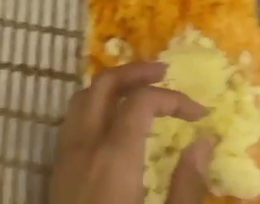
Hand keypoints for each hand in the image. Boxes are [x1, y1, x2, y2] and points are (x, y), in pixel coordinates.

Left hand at [49, 62, 214, 203]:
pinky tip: (114, 127)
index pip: (141, 102)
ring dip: (111, 86)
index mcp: (113, 158)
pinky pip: (73, 121)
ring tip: (140, 93)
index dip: (172, 98)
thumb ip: (187, 186)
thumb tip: (203, 143)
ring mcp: (64, 158)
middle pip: (104, 85)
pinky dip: (95, 107)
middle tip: (165, 74)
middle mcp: (84, 147)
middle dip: (135, 73)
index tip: (201, 115)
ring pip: (82, 98)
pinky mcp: (56, 174)